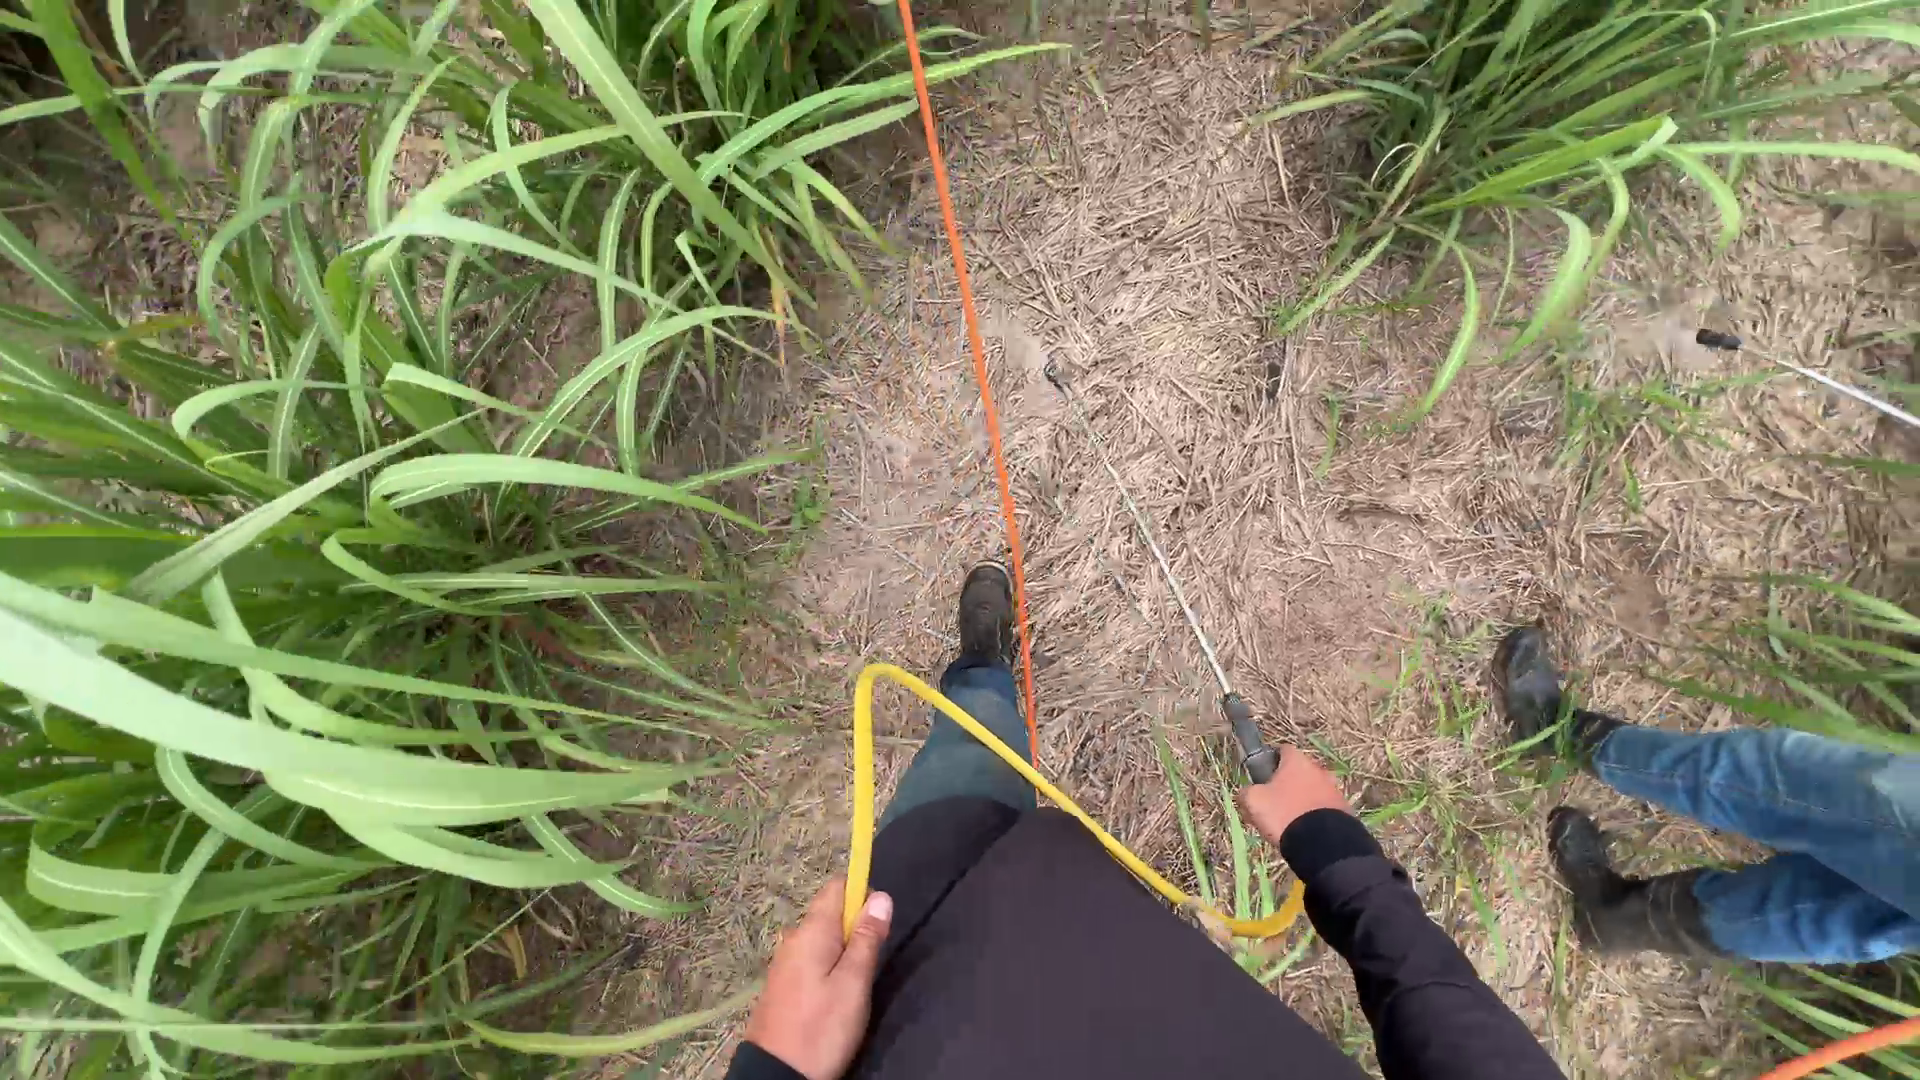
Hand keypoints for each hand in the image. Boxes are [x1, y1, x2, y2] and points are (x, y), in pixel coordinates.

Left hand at [743, 880, 892, 1079]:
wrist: (774, 1079)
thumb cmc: (820, 1028)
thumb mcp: (854, 983)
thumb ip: (867, 938)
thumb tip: (880, 895)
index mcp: (812, 930)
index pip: (837, 886)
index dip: (862, 894)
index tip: (877, 924)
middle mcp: (794, 937)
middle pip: (830, 912)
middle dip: (854, 927)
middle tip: (868, 963)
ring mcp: (784, 962)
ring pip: (821, 939)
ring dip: (841, 951)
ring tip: (853, 985)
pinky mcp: (781, 985)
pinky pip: (810, 959)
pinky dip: (826, 967)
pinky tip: (832, 998)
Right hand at [1237, 744, 1354, 845]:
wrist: (1325, 846)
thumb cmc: (1284, 814)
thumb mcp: (1254, 801)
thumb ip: (1247, 791)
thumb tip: (1247, 792)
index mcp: (1297, 762)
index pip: (1282, 749)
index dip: (1270, 760)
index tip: (1262, 774)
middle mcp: (1319, 770)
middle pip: (1299, 771)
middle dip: (1288, 783)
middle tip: (1274, 801)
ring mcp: (1335, 791)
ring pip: (1313, 790)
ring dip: (1303, 800)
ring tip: (1290, 820)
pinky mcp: (1347, 812)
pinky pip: (1325, 809)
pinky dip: (1316, 816)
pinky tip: (1306, 831)